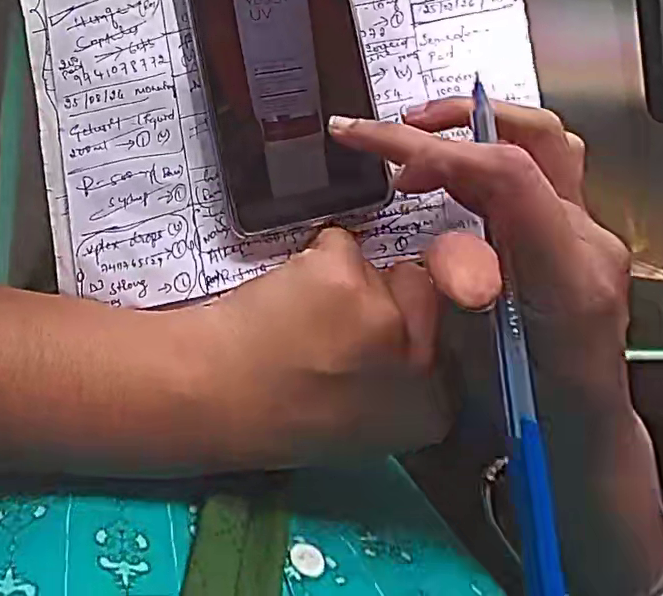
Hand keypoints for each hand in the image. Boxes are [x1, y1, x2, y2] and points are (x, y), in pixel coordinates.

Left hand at [185, 226, 451, 468]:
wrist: (214, 394)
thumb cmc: (275, 412)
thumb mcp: (360, 418)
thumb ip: (394, 380)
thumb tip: (396, 334)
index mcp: (432, 407)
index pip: (448, 336)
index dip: (407, 322)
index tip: (374, 327)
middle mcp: (423, 362)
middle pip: (419, 286)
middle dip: (380, 290)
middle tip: (330, 318)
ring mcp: (383, 313)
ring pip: (373, 263)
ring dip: (338, 276)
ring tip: (299, 313)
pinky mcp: (344, 276)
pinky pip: (336, 242)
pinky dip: (311, 259)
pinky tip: (284, 295)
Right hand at [328, 100, 632, 392]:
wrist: (578, 430)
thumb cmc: (530, 406)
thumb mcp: (483, 357)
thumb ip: (464, 291)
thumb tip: (444, 245)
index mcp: (568, 272)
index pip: (506, 172)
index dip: (433, 150)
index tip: (377, 150)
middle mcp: (585, 242)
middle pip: (534, 136)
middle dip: (456, 117)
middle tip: (398, 128)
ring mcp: (583, 233)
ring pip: (538, 142)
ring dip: (474, 126)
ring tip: (419, 140)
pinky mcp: (566, 232)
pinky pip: (529, 166)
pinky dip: (478, 154)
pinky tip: (443, 175)